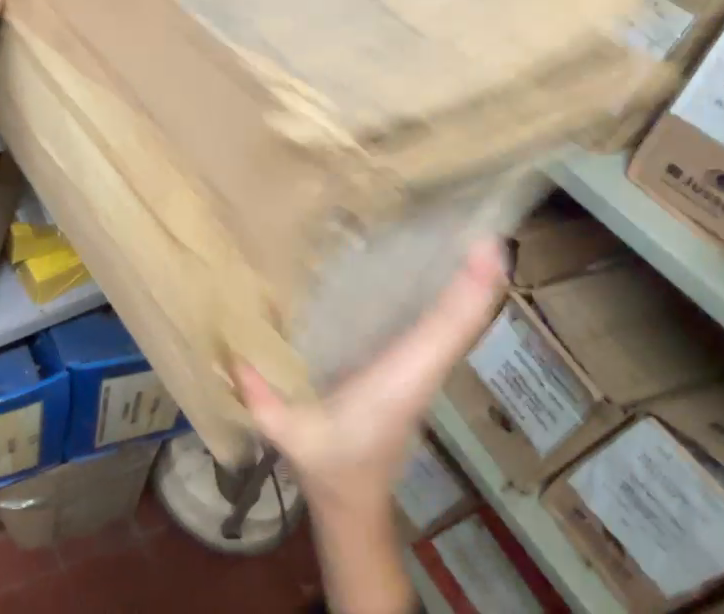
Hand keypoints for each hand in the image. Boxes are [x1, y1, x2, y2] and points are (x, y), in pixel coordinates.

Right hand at [237, 239, 505, 510]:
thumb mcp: (290, 436)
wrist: (353, 501)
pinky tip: (441, 273)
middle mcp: (419, 371)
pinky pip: (441, 329)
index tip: (488, 246)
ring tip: (466, 237)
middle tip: (481, 223)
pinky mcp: (413, 371)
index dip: (470, 290)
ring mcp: (420, 372)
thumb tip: (235, 357)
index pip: (445, 331)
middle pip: (463, 319)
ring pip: (457, 323)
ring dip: (469, 283)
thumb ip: (262, 400)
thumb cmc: (329, 466)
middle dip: (479, 273)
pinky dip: (452, 299)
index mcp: (398, 382)